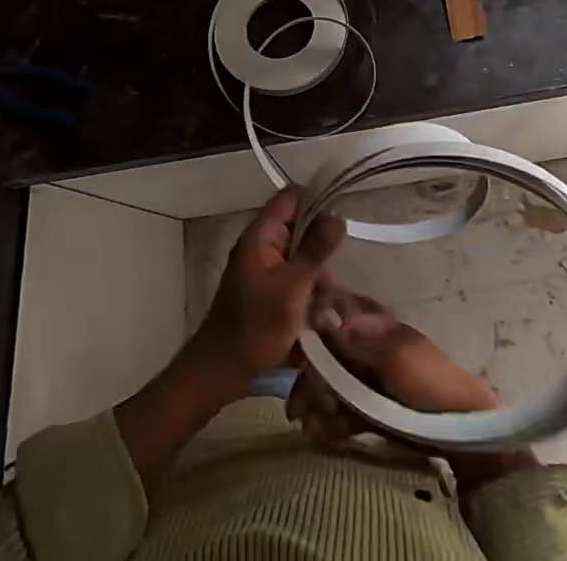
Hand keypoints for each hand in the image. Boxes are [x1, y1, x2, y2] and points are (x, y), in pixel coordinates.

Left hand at [192, 186, 346, 386]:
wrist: (224, 369)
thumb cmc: (256, 326)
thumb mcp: (293, 287)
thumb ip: (315, 250)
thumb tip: (337, 215)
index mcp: (261, 234)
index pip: (291, 197)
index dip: (317, 200)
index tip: (342, 219)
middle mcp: (262, 244)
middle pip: (300, 226)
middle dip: (321, 247)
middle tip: (331, 276)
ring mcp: (265, 266)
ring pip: (302, 255)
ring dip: (318, 274)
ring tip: (323, 303)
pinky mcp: (270, 288)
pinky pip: (297, 277)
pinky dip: (310, 289)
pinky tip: (318, 314)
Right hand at [287, 287, 498, 441]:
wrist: (468, 435)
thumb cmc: (432, 384)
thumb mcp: (396, 357)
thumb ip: (357, 340)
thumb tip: (320, 316)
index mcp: (376, 329)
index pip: (334, 319)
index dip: (312, 334)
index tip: (295, 355)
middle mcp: (367, 351)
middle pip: (326, 358)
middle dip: (310, 380)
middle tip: (296, 407)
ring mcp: (369, 383)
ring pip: (330, 387)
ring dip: (315, 404)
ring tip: (309, 425)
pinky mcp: (371, 414)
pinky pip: (342, 413)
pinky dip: (329, 422)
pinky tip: (322, 434)